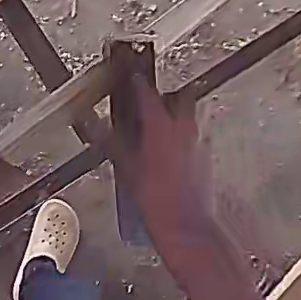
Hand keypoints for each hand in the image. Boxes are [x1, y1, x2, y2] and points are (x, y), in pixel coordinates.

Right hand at [109, 74, 220, 254]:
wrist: (186, 224)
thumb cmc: (156, 198)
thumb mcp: (126, 168)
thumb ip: (111, 142)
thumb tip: (95, 126)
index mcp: (161, 127)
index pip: (148, 94)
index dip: (137, 82)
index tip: (131, 75)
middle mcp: (184, 128)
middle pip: (177, 96)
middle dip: (163, 93)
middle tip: (148, 97)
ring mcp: (198, 140)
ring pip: (188, 113)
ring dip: (174, 111)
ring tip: (157, 121)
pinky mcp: (205, 154)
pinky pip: (193, 132)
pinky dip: (180, 131)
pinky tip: (168, 146)